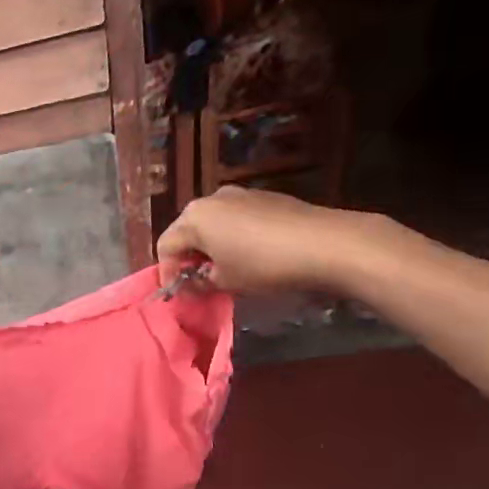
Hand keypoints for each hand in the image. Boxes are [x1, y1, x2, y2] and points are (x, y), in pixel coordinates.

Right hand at [155, 185, 380, 294]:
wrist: (322, 243)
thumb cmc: (263, 265)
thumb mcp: (226, 281)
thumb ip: (200, 282)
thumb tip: (191, 284)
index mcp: (194, 217)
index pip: (166, 245)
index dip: (167, 272)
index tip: (179, 294)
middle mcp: (212, 198)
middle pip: (188, 230)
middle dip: (189, 258)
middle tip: (199, 284)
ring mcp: (240, 193)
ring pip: (213, 223)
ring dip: (211, 247)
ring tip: (226, 272)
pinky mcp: (264, 196)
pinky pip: (236, 218)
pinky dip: (233, 237)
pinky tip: (251, 256)